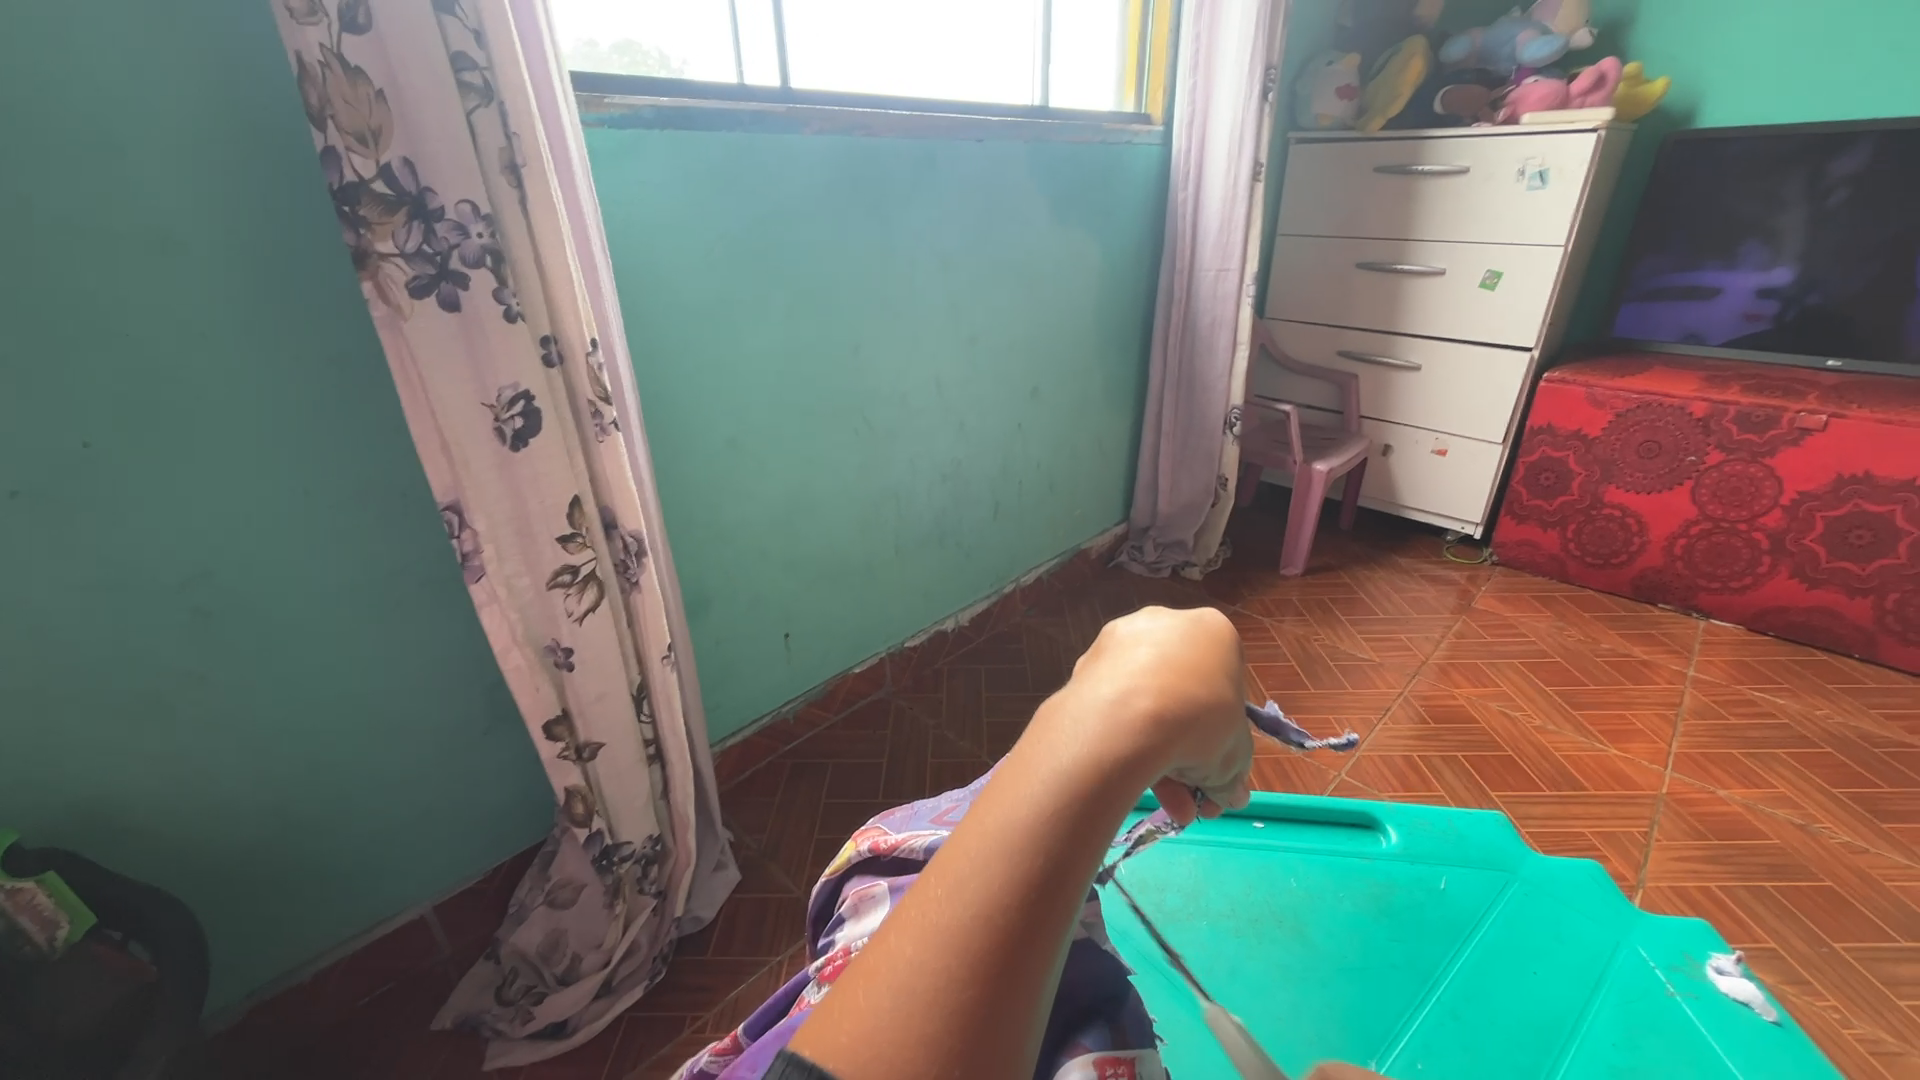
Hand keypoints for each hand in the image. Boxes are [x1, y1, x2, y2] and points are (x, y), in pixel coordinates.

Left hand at [1055, 606, 1252, 824]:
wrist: (1125, 718)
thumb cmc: (1199, 723)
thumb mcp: (1234, 757)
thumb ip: (1233, 773)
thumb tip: (1230, 795)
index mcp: (1212, 632)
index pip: (1226, 683)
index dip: (1224, 731)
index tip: (1218, 766)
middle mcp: (1164, 625)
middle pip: (1182, 696)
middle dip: (1188, 753)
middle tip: (1191, 797)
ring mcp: (1119, 642)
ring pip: (1146, 703)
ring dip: (1157, 755)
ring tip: (1166, 805)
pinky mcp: (1085, 664)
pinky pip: (1114, 706)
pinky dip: (1123, 740)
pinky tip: (1132, 781)